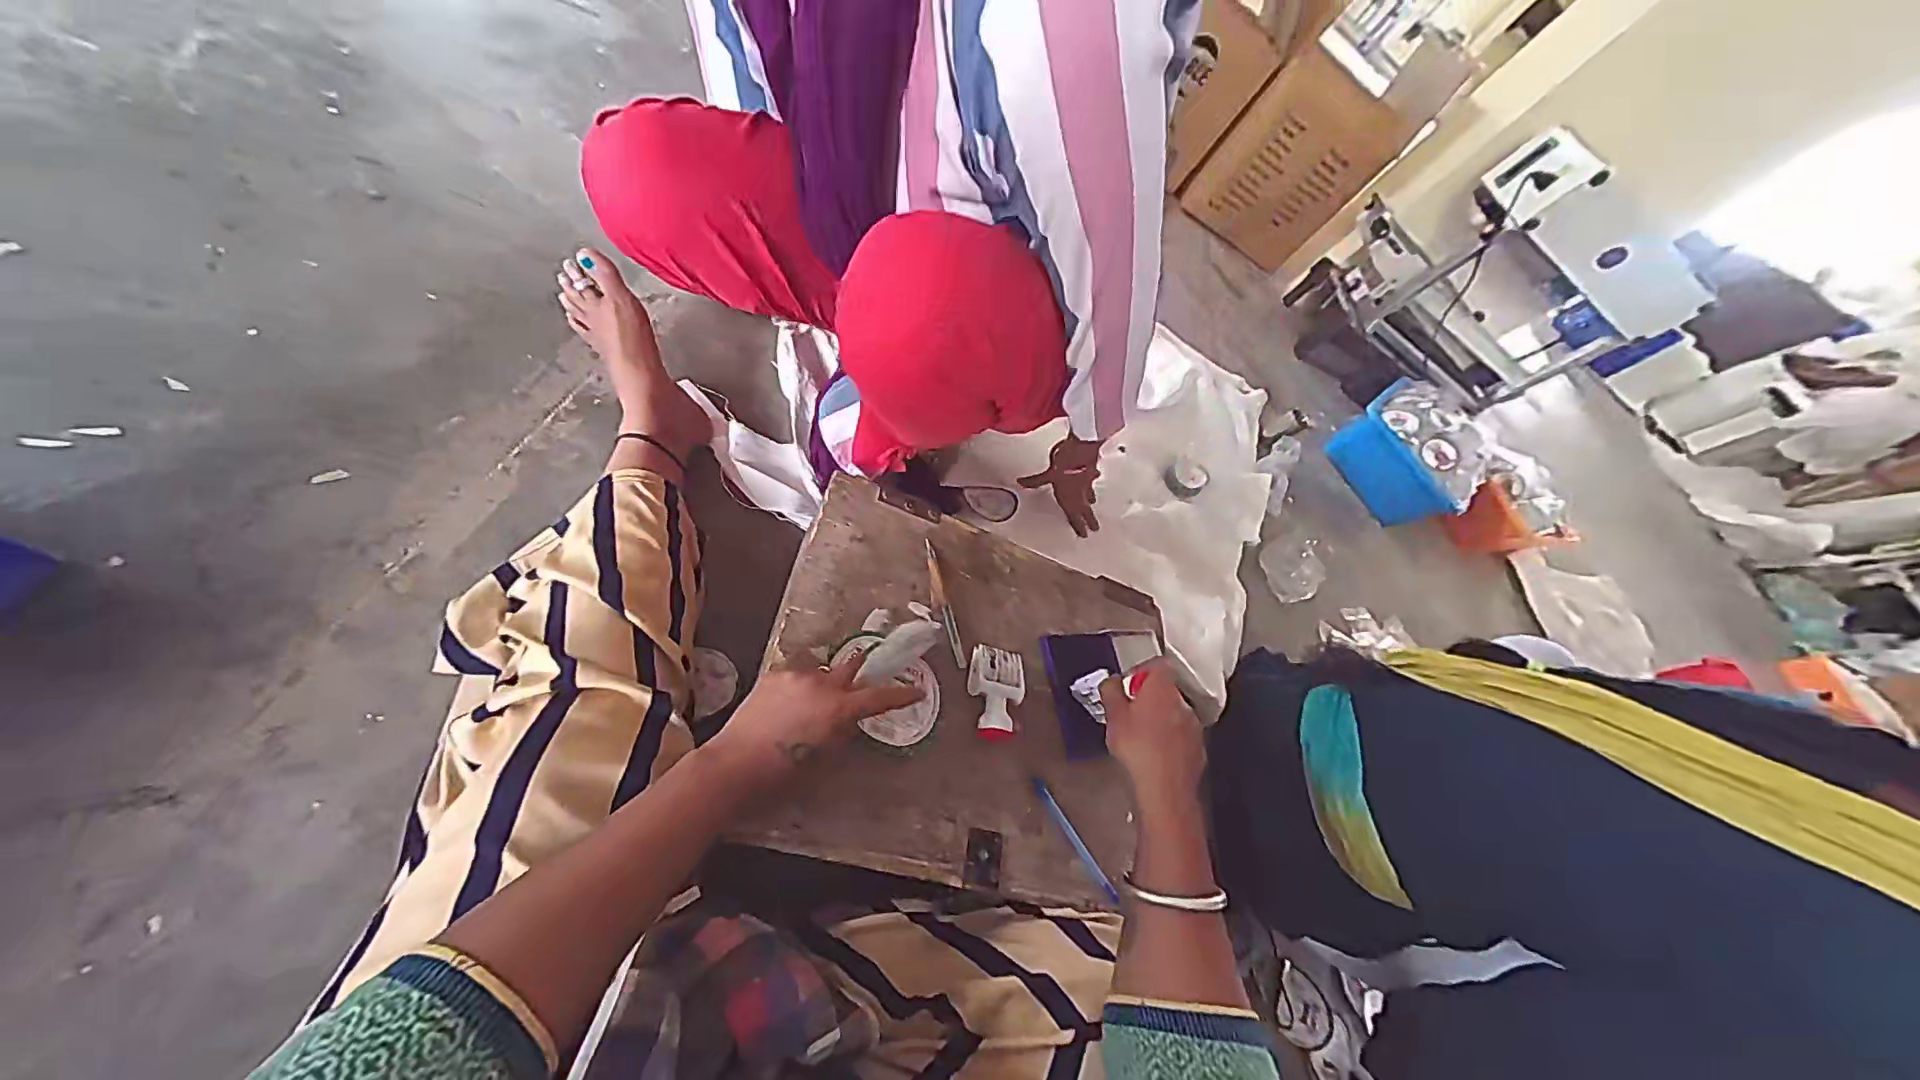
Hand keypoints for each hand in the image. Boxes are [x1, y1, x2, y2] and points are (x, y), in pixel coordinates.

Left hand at [704, 648, 924, 789]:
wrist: (735, 763)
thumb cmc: (784, 771)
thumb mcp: (824, 756)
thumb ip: (843, 731)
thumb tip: (850, 719)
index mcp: (838, 709)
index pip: (879, 697)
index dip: (901, 694)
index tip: (917, 691)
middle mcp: (821, 686)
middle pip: (852, 666)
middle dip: (861, 671)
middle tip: (865, 674)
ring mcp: (796, 676)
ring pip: (821, 673)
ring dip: (824, 685)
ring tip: (811, 706)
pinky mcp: (774, 675)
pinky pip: (797, 677)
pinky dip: (800, 689)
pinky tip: (788, 707)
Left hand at [1018, 435, 1102, 537]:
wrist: (1083, 446)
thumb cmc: (1066, 462)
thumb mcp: (1046, 474)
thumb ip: (1035, 481)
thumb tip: (1022, 482)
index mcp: (1069, 498)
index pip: (1074, 517)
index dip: (1078, 527)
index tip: (1084, 533)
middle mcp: (1080, 493)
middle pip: (1086, 511)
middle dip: (1090, 520)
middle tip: (1095, 527)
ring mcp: (1088, 482)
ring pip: (1090, 495)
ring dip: (1091, 501)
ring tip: (1092, 504)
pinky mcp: (1093, 470)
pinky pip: (1092, 479)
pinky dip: (1092, 480)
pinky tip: (1094, 476)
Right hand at [1099, 659, 1204, 813]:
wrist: (1164, 788)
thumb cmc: (1138, 750)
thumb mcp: (1113, 717)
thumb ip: (1110, 692)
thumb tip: (1111, 683)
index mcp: (1161, 689)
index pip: (1157, 664)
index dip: (1141, 671)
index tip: (1128, 684)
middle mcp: (1182, 703)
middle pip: (1165, 690)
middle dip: (1148, 697)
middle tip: (1128, 711)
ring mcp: (1193, 727)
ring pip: (1174, 713)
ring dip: (1159, 719)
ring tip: (1139, 736)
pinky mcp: (1197, 748)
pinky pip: (1181, 736)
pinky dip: (1169, 739)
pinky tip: (1153, 753)